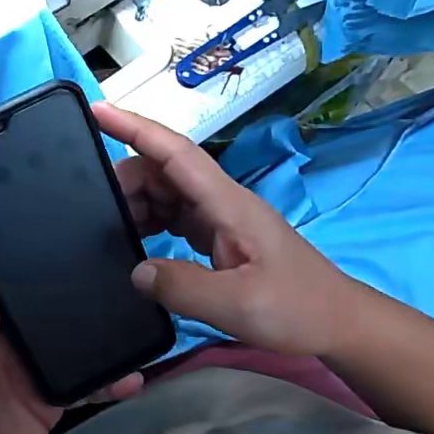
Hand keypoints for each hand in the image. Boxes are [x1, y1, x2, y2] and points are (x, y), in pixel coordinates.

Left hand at [0, 286, 142, 433]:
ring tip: (135, 327)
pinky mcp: (52, 404)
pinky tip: (133, 379)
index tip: (66, 254)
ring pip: (69, 351)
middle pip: (45, 321)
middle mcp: (10, 352)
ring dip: (97, 344)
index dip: (30, 278)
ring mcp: (34, 378)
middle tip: (120, 284)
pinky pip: (82, 386)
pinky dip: (105, 383)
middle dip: (74, 306)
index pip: (8, 300)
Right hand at [93, 102, 362, 356]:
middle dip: (127, 179)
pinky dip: (150, 223)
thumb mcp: (237, 304)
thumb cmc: (297, 308)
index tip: (98, 110)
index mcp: (228, 204)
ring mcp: (221, 219)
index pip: (176, 153)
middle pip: (165, 172)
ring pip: (168, 194)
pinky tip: (135, 243)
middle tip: (94, 208)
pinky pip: (175, 218)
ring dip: (137, 203)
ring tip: (110, 228)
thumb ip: (182, 287)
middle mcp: (222, 202)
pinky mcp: (220, 239)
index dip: (135, 128)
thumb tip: (136, 272)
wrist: (338, 323)